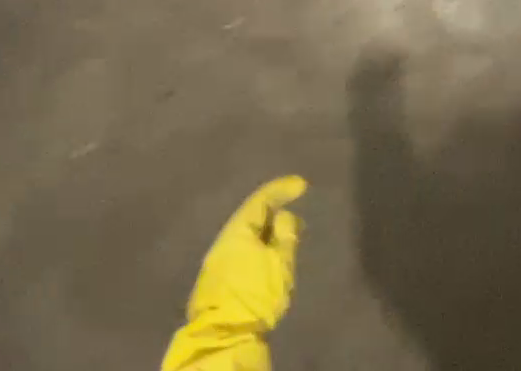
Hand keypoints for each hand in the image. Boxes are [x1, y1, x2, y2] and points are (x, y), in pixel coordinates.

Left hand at [162, 177, 308, 370]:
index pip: (260, 200)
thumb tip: (284, 215)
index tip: (302, 185)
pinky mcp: (219, 280)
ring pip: (246, 235)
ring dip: (267, 230)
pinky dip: (259, 244)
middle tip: (296, 209)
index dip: (282, 189)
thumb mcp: (280, 263)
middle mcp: (223, 241)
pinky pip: (243, 250)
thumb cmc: (255, 295)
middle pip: (251, 216)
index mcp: (237, 231)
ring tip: (287, 233)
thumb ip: (286, 234)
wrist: (224, 336)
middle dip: (274, 210)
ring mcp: (218, 262)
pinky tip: (270, 253)